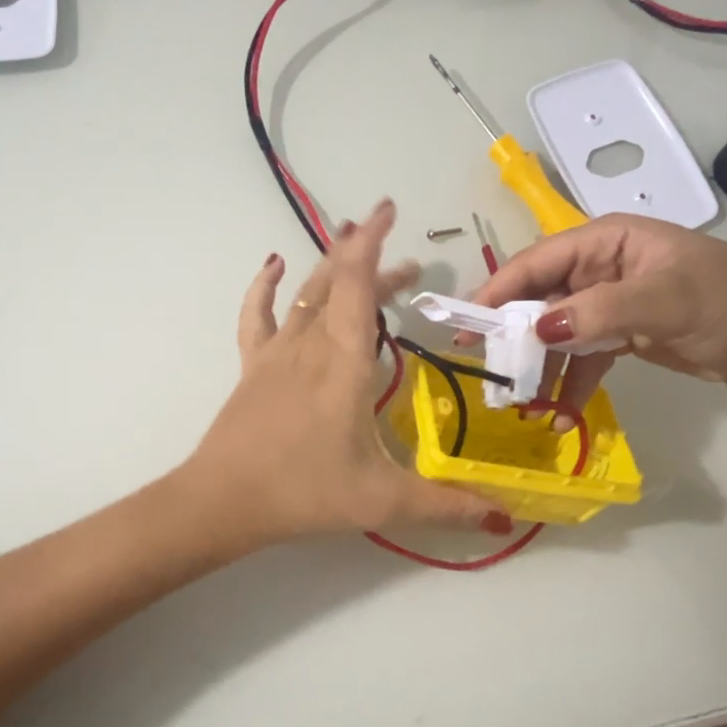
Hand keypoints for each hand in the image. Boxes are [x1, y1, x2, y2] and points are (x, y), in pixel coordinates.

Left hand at [184, 200, 507, 544]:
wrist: (224, 500)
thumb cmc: (306, 493)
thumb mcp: (384, 501)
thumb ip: (445, 504)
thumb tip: (502, 514)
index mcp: (345, 361)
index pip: (359, 285)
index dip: (374, 244)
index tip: (389, 211)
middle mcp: (310, 344)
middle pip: (337, 283)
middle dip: (369, 259)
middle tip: (405, 262)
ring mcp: (276, 354)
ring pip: (305, 294)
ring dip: (332, 269)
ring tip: (355, 252)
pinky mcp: (252, 368)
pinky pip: (257, 314)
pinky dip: (266, 286)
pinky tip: (274, 267)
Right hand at [461, 214, 726, 412]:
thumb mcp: (664, 300)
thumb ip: (599, 311)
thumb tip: (539, 329)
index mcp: (608, 240)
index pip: (538, 262)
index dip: (500, 291)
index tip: (468, 325)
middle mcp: (601, 267)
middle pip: (540, 298)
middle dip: (515, 334)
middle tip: (487, 368)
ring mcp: (610, 302)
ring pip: (557, 332)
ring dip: (540, 366)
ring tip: (522, 401)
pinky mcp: (621, 334)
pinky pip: (581, 356)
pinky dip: (569, 383)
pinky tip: (559, 413)